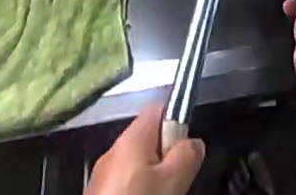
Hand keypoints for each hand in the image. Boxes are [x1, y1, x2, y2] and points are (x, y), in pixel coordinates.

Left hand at [86, 106, 203, 194]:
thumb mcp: (172, 182)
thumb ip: (188, 155)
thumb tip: (193, 142)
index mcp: (130, 138)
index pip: (158, 108)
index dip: (177, 120)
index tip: (185, 146)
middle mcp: (112, 152)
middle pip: (148, 139)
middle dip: (165, 156)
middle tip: (176, 182)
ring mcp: (101, 178)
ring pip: (136, 165)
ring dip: (152, 178)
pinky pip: (124, 185)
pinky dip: (137, 191)